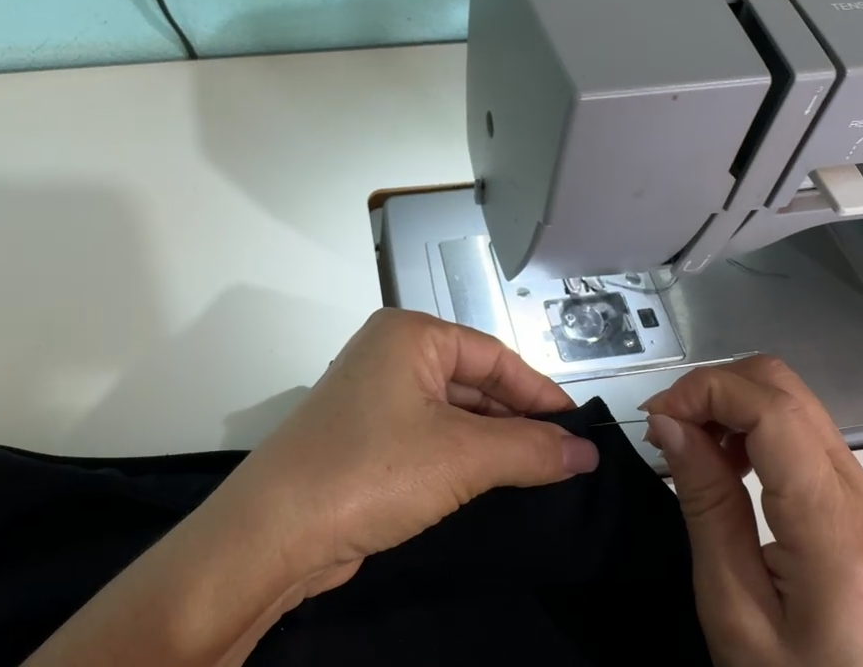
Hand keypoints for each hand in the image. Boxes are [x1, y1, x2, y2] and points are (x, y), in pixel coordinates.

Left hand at [23, 310, 597, 666]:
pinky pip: (427, 437)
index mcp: (409, 334)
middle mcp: (389, 355)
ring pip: (450, 412)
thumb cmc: (372, 470)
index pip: (493, 355)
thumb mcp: (463, 456)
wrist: (278, 529)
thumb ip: (531, 449)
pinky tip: (490, 484)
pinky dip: (461, 458)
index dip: (539, 391)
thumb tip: (584, 451)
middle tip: (565, 458)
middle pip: (472, 381)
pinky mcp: (363, 438)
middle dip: (517, 420)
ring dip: (491, 443)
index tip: (579, 428)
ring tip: (538, 475)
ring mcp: (372, 397)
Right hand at [641, 356, 862, 666]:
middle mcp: (860, 493)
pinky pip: (802, 436)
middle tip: (667, 430)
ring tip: (690, 450)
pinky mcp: (860, 508)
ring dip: (731, 405)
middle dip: (714, 388)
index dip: (704, 390)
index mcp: (833, 522)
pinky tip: (725, 466)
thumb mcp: (734, 609)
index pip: (772, 406)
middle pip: (785, 388)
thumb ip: (706, 507)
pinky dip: (753, 428)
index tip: (655, 420)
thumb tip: (670, 423)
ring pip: (793, 403)